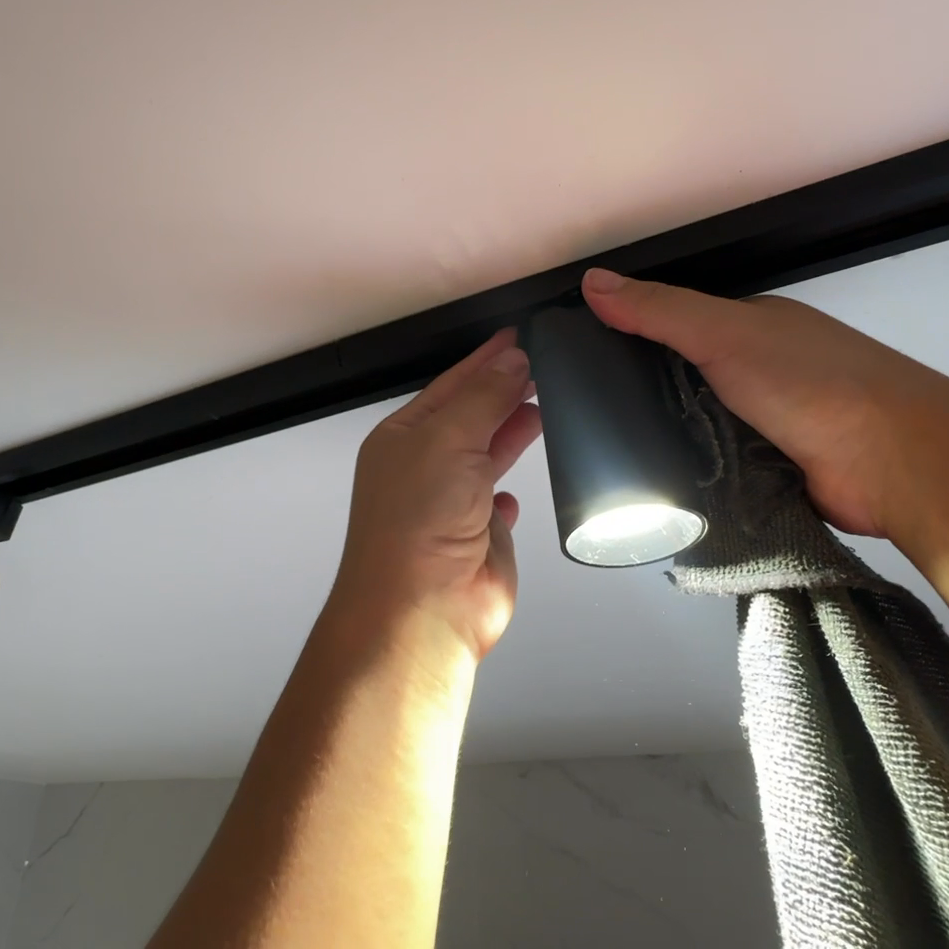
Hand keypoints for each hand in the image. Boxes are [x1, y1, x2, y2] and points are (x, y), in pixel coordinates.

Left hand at [333, 329, 543, 659]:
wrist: (422, 610)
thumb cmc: (417, 523)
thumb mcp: (447, 441)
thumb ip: (484, 398)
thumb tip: (513, 361)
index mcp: (403, 438)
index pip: (451, 386)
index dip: (485, 361)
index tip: (519, 338)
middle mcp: (424, 468)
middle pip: (470, 417)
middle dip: (503, 391)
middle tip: (543, 366)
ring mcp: (451, 504)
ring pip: (486, 455)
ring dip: (511, 431)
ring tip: (545, 404)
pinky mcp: (479, 536)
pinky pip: (496, 502)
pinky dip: (508, 490)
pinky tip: (518, 484)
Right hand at [581, 267, 948, 539]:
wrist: (892, 461)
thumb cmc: (810, 382)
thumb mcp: (724, 333)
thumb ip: (659, 311)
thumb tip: (590, 282)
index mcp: (754, 328)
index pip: (678, 326)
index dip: (633, 339)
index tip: (585, 362)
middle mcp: (762, 372)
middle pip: (686, 381)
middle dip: (646, 398)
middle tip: (588, 420)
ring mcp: (769, 424)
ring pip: (699, 428)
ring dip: (669, 441)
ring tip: (608, 459)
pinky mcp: (772, 472)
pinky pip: (718, 468)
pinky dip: (694, 474)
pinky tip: (654, 486)